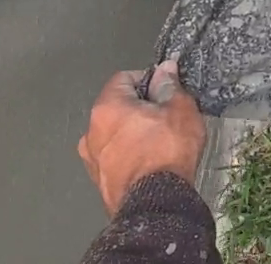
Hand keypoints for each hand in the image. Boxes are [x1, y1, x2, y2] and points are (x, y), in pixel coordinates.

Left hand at [77, 60, 206, 215]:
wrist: (155, 202)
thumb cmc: (166, 147)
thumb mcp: (179, 108)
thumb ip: (169, 85)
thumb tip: (164, 69)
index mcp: (106, 108)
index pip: (124, 77)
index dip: (148, 78)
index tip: (167, 88)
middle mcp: (90, 132)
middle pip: (118, 105)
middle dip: (141, 105)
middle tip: (167, 112)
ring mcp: (91, 159)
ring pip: (115, 131)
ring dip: (134, 129)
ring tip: (160, 138)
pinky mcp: (98, 180)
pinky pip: (115, 153)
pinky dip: (130, 150)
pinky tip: (151, 157)